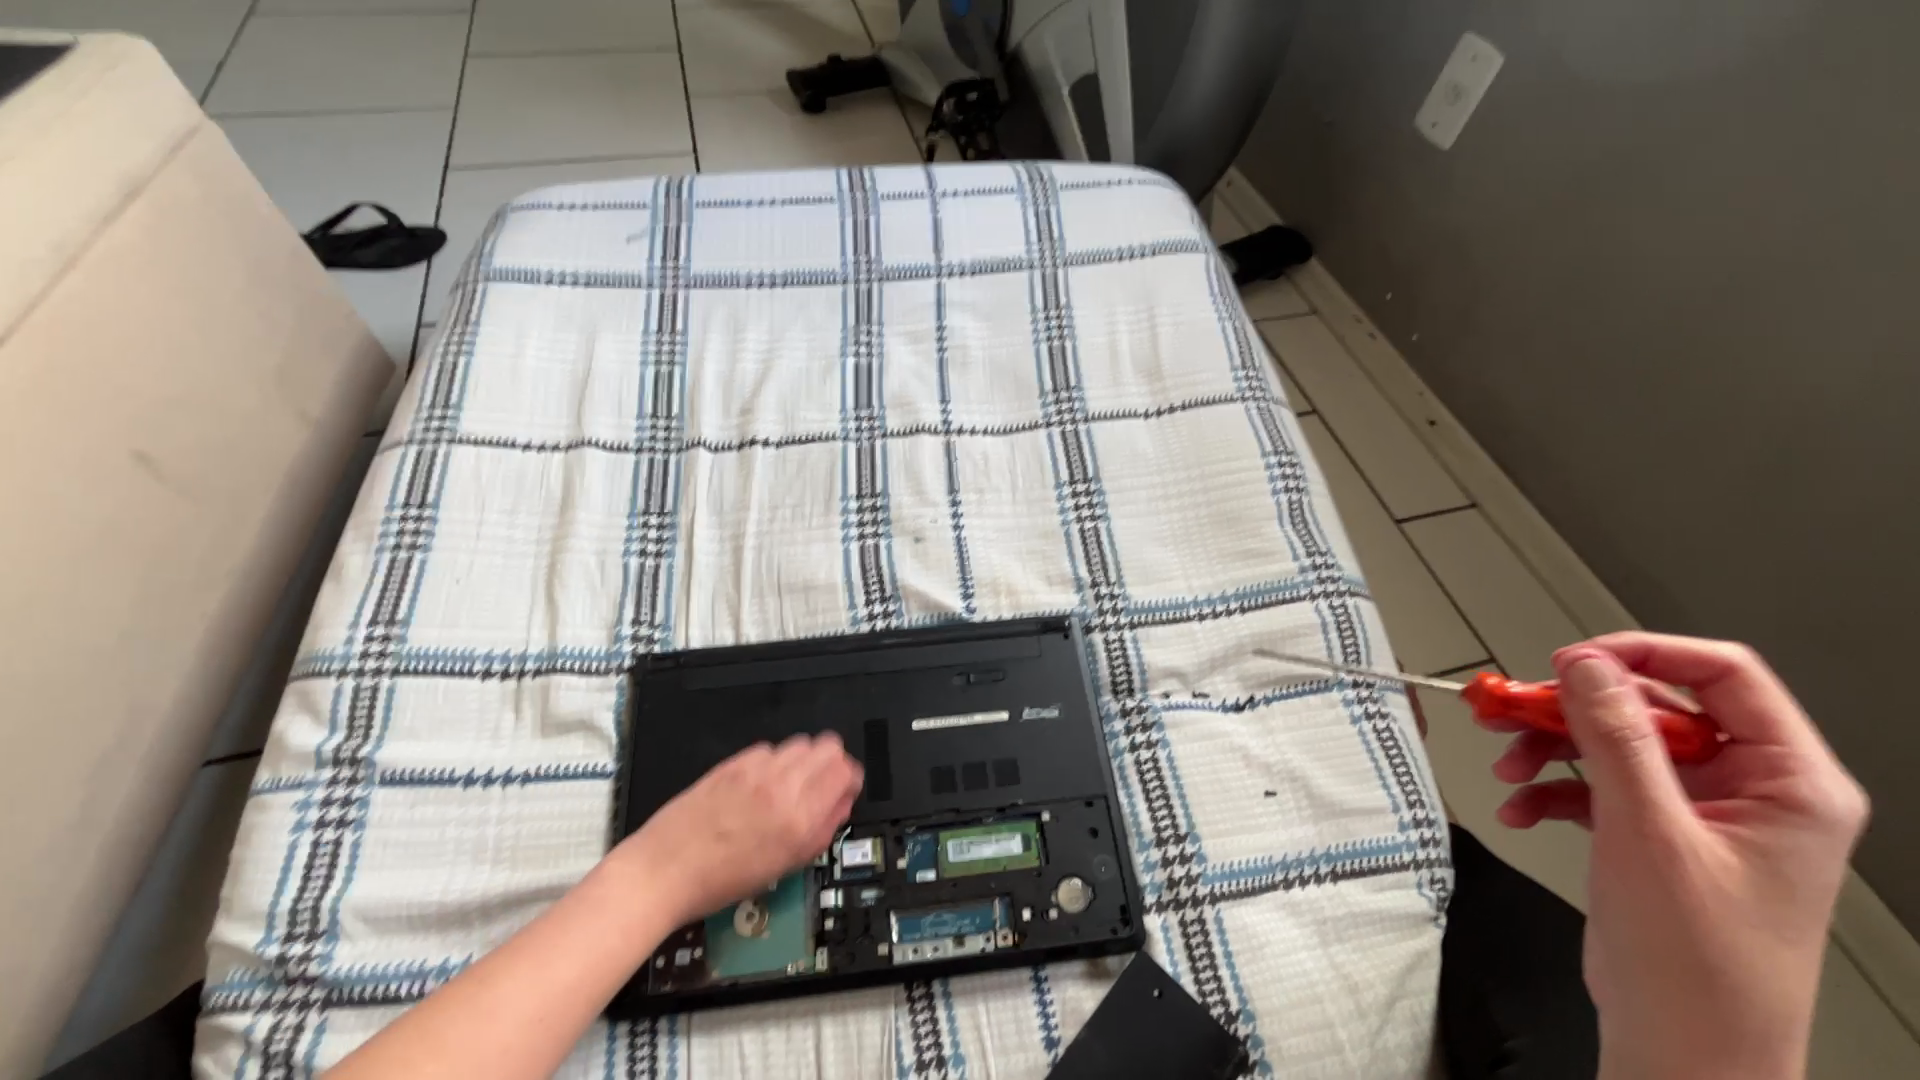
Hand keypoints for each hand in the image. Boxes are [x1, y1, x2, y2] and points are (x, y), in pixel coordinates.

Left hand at [611, 733, 862, 928]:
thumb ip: (822, 830)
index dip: (850, 778)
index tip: (845, 789)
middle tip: (822, 785)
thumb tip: (841, 805)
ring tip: (790, 785)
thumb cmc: (721, 881)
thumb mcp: (786, 866)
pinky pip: (768, 748)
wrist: (664, 871)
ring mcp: (755, 770)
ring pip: (800, 743)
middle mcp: (781, 787)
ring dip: (804, 760)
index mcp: (800, 818)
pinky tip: (761, 784)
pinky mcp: (732, 763)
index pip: (845, 771)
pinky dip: (773, 761)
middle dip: (831, 764)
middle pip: (828, 747)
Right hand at [1485, 633, 1867, 1079]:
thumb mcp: (1650, 836)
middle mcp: (1750, 789)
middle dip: (1573, 711)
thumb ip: (1617, 740)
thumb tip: (1587, 666)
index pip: (1724, 676)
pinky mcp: (1658, 834)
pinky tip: (1521, 808)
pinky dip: (1552, 790)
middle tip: (1513, 712)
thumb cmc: (1699, 966)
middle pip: (1653, 707)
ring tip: (1508, 765)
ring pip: (1616, 743)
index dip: (1643, 655)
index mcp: (1789, 783)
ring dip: (1551, 748)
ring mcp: (1700, 812)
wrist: (1685, 1048)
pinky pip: (1598, 785)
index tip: (1570, 662)